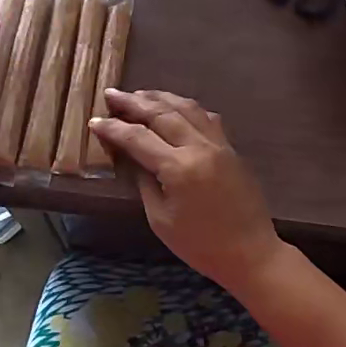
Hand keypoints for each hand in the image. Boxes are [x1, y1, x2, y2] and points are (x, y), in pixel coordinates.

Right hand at [88, 88, 288, 290]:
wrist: (250, 253)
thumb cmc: (200, 245)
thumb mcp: (160, 219)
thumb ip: (144, 183)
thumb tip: (132, 157)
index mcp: (179, 168)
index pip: (138, 138)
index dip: (113, 129)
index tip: (95, 122)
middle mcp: (199, 148)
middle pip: (162, 113)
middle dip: (133, 102)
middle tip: (111, 94)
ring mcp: (219, 145)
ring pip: (187, 108)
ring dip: (161, 98)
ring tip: (140, 94)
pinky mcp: (231, 149)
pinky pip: (206, 118)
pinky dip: (186, 108)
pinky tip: (175, 108)